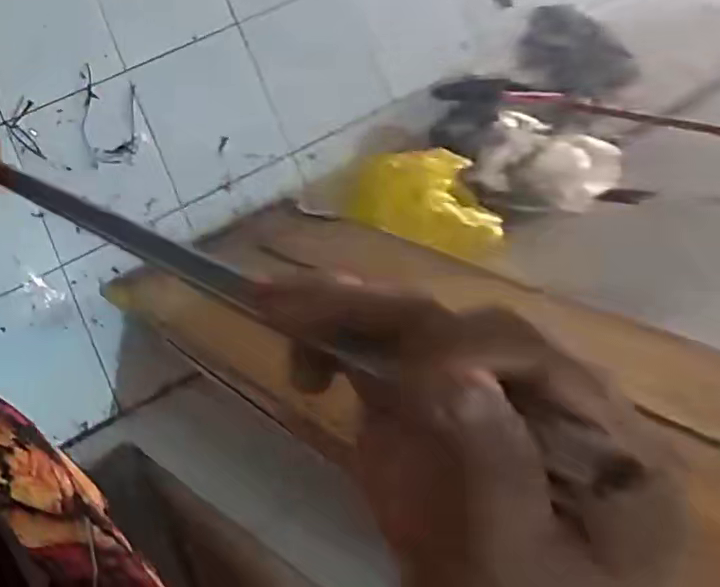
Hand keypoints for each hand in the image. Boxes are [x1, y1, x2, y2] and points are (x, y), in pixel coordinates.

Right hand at [257, 278, 685, 586]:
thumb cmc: (502, 585)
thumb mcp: (507, 542)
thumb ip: (492, 462)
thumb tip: (451, 373)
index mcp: (596, 432)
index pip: (519, 350)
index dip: (449, 347)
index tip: (389, 379)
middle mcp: (537, 392)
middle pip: (445, 321)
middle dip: (359, 307)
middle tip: (281, 304)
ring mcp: (475, 386)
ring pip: (398, 320)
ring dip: (328, 308)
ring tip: (264, 302)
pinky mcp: (422, 388)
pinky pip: (372, 343)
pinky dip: (325, 338)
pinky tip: (298, 368)